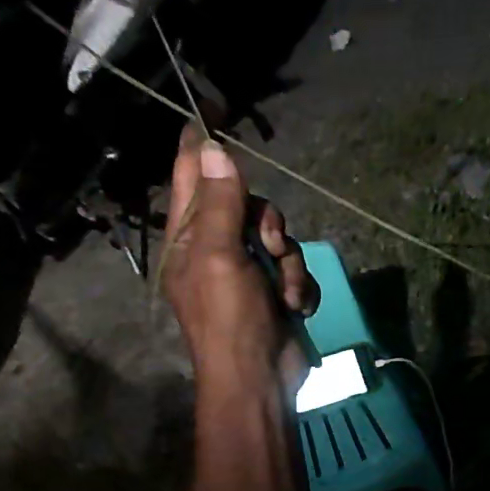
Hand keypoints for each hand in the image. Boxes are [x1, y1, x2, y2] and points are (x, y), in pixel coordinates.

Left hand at [161, 125, 318, 391]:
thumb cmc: (230, 320)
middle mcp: (216, 249)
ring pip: (279, 240)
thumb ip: (219, 203)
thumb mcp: (219, 256)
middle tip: (269, 248)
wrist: (260, 380)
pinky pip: (296, 271)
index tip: (216, 110)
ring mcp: (249, 273)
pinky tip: (296, 309)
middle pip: (247, 204)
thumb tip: (211, 147)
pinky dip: (301, 288)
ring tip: (285, 296)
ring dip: (289, 266)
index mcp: (188, 237)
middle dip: (268, 225)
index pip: (190, 175)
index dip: (202, 145)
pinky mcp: (276, 294)